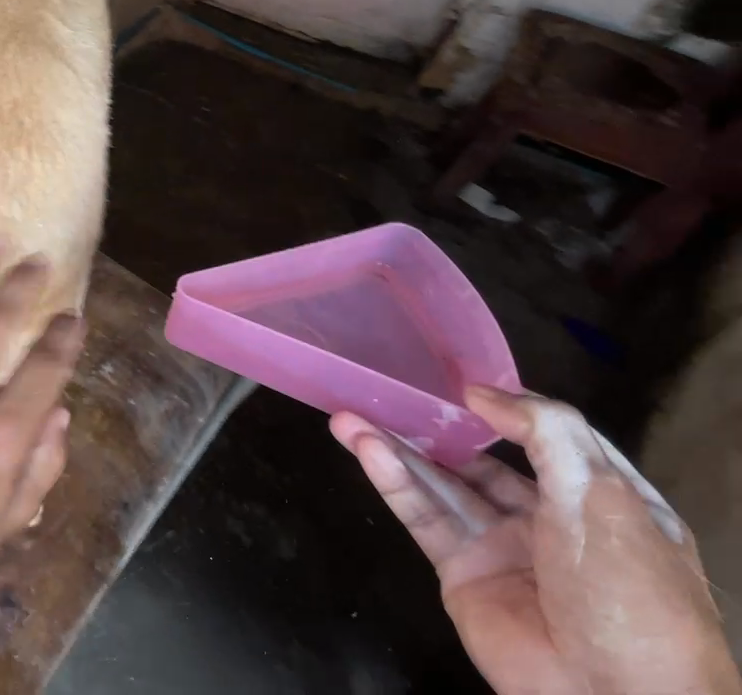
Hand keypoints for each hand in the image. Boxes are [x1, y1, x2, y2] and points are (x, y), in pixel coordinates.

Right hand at [332, 387, 740, 694]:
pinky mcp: (461, 571)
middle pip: (481, 462)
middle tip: (382, 396)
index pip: (552, 441)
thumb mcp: (602, 498)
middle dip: (432, 429)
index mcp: (607, 503)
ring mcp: (503, 548)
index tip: (456, 384)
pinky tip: (364, 450)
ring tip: (346, 419)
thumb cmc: (626, 590)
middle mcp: (552, 521)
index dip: (507, 410)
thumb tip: (480, 392)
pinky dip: (392, 481)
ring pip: (441, 485)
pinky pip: (423, 517)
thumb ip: (544, 433)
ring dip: (395, 450)